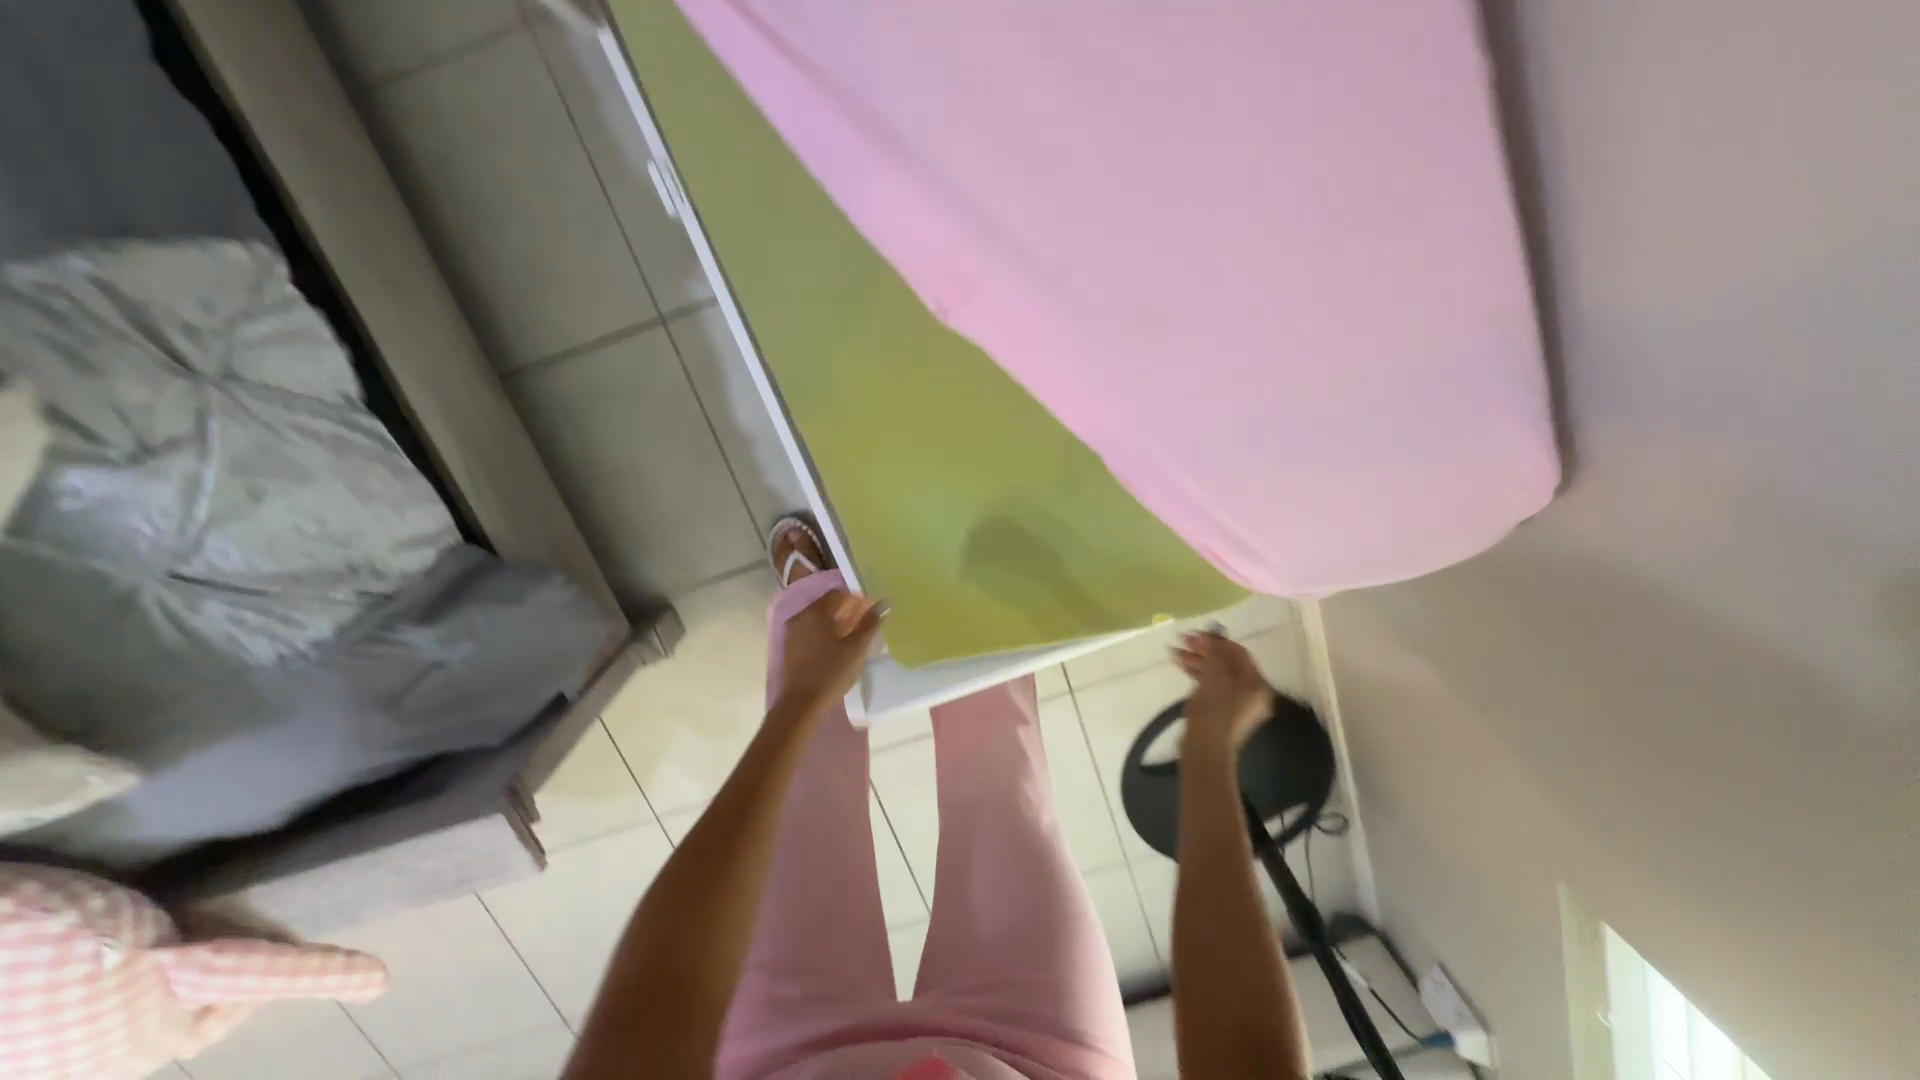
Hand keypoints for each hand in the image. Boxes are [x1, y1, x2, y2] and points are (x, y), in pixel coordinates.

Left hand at [776, 589, 883, 712]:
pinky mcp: (790, 647)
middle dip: (847, 611)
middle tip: (865, 624)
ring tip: (853, 637)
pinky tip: (836, 647)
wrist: (801, 703)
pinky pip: (810, 631)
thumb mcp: (856, 648)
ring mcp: (792, 632)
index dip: (856, 599)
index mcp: (816, 612)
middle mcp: (801, 616)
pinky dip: (824, 633)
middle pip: (827, 605)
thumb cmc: (832, 672)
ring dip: (836, 623)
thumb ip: (870, 623)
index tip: (870, 611)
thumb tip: (884, 603)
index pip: (838, 594)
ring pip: (818, 619)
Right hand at [1172, 631, 1272, 756]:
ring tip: (1174, 652)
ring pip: (1216, 675)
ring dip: (1197, 661)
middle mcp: (1250, 693)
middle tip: (1182, 640)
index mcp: (1256, 684)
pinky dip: (1197, 675)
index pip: (1238, 653)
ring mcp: (1235, 704)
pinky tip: (1181, 666)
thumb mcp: (1214, 676)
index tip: (1195, 634)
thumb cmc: (1214, 710)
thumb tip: (1212, 635)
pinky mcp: (1220, 712)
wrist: (1205, 749)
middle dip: (1203, 650)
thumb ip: (1214, 652)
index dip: (1217, 640)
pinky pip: (1211, 687)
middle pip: (1227, 663)